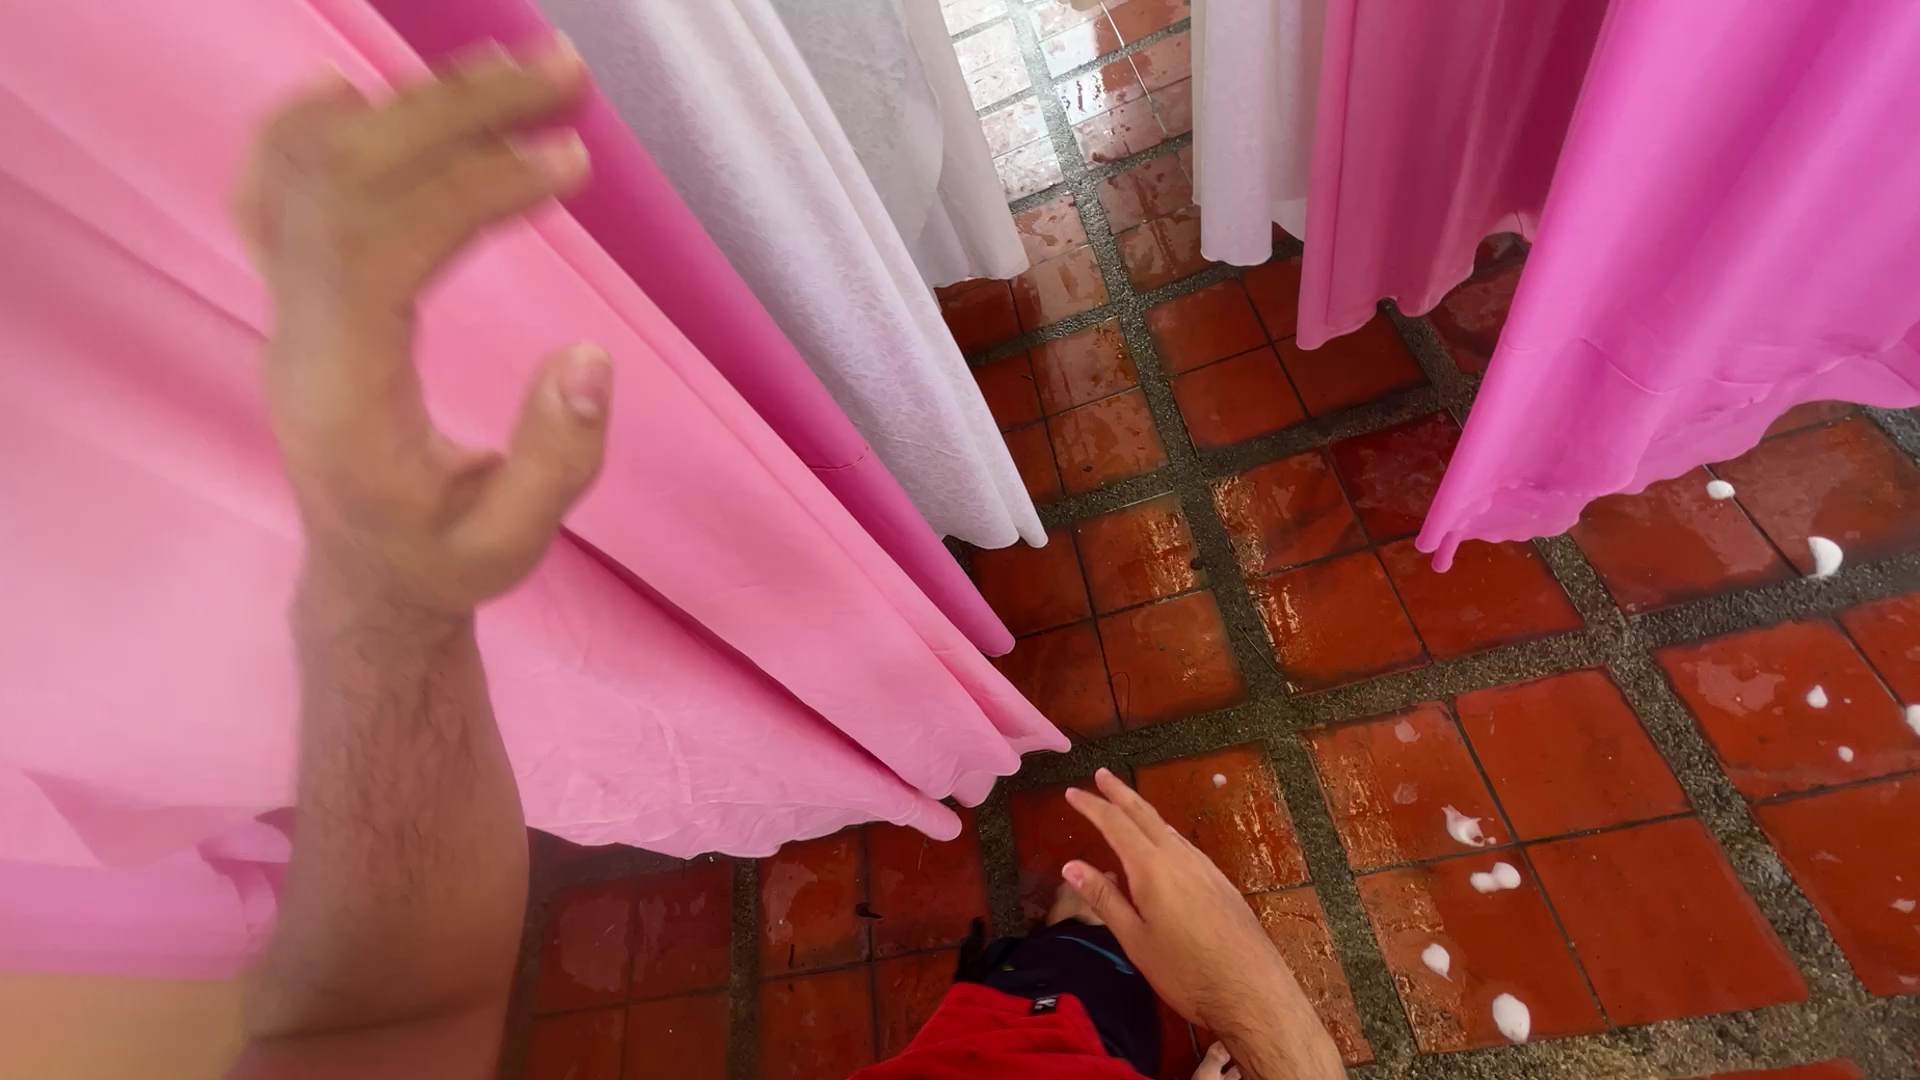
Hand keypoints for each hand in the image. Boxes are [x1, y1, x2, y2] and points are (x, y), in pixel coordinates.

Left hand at [231, 38, 605, 617]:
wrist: (370, 578)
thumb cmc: (445, 563)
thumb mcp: (517, 542)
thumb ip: (557, 459)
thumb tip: (589, 354)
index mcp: (346, 393)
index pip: (382, 247)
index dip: (474, 188)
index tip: (568, 163)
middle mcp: (298, 335)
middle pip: (344, 178)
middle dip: (456, 112)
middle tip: (559, 73)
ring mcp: (289, 315)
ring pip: (312, 170)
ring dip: (410, 106)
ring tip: (506, 71)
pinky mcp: (304, 308)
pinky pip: (281, 194)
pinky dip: (313, 127)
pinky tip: (356, 91)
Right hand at [1064, 769, 1344, 1078]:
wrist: (1255, 993)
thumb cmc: (1186, 971)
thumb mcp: (1135, 940)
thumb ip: (1104, 899)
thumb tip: (1071, 866)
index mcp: (1151, 866)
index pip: (1114, 823)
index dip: (1091, 806)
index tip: (1071, 792)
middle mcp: (1178, 856)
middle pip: (1143, 813)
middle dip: (1119, 792)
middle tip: (1102, 774)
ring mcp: (1203, 867)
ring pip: (1166, 827)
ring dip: (1142, 811)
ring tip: (1126, 806)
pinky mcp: (1220, 882)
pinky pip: (1183, 844)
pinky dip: (1163, 832)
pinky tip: (1164, 844)